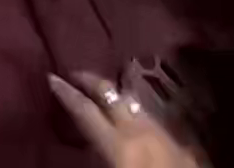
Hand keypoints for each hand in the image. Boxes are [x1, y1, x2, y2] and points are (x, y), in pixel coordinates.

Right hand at [49, 72, 205, 167]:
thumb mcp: (117, 166)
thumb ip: (100, 156)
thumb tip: (85, 142)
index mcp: (122, 146)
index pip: (87, 112)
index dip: (67, 94)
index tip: (51, 76)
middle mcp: (142, 131)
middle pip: (112, 95)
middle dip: (91, 81)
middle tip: (73, 74)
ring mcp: (165, 134)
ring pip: (134, 103)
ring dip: (115, 94)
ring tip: (101, 92)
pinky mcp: (183, 145)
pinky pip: (152, 120)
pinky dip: (135, 112)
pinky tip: (132, 117)